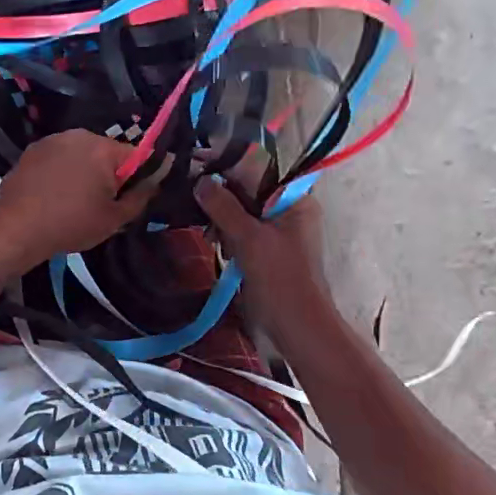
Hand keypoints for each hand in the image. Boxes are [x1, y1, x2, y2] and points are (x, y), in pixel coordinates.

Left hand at [0, 131, 164, 265]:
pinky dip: (60, 173)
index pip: (137, 156)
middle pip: (106, 153)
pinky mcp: (31, 151)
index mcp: (102, 148)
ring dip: (83, 172)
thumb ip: (139, 197)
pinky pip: (57, 159)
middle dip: (108, 173)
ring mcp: (51, 140)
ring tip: (74, 201)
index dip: (140, 177)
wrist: (16, 228)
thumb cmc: (71, 224)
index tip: (133, 197)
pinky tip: (53, 195)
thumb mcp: (114, 219)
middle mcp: (78, 135)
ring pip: (80, 154)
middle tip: (101, 204)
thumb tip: (154, 182)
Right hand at [193, 177, 332, 335]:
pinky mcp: (268, 250)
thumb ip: (224, 207)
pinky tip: (221, 248)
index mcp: (294, 199)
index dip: (227, 169)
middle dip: (223, 202)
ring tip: (213, 238)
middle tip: (203, 214)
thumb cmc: (279, 277)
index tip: (198, 173)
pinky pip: (243, 232)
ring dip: (223, 222)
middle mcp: (288, 210)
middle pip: (247, 191)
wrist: (297, 324)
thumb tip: (200, 181)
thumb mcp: (249, 238)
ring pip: (241, 213)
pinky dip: (230, 237)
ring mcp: (278, 231)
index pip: (258, 170)